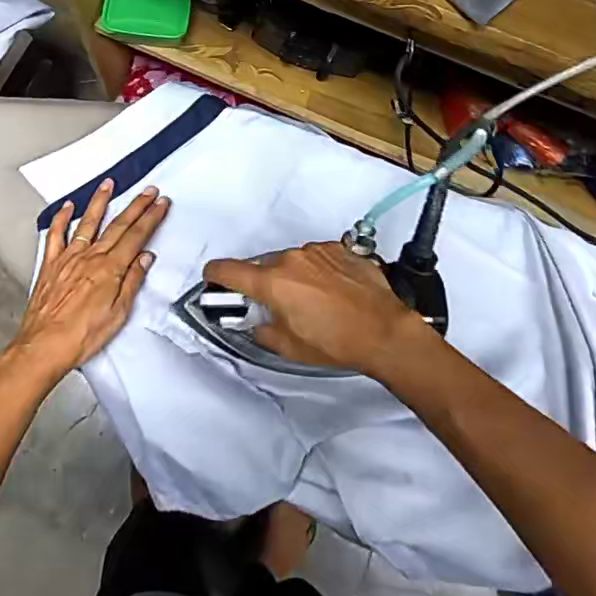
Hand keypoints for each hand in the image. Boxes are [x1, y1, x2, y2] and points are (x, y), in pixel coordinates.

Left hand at [2, 179, 170, 386]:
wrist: (40, 350)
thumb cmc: (78, 337)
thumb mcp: (118, 313)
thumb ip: (132, 282)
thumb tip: (144, 259)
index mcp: (110, 269)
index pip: (137, 235)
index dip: (152, 217)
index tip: (161, 204)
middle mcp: (89, 259)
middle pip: (118, 225)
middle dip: (137, 205)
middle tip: (149, 191)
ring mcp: (68, 260)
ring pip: (88, 223)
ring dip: (101, 202)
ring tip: (109, 185)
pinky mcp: (50, 267)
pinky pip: (56, 237)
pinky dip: (61, 219)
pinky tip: (67, 208)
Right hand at [204, 242, 427, 375]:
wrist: (382, 329)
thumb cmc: (338, 340)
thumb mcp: (288, 345)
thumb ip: (263, 328)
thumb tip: (258, 321)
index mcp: (274, 282)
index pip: (230, 270)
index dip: (217, 275)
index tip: (214, 278)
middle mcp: (294, 259)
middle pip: (265, 267)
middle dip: (267, 285)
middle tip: (279, 307)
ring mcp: (320, 251)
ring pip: (294, 261)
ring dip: (296, 277)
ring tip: (315, 303)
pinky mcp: (342, 249)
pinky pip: (319, 257)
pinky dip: (320, 271)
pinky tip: (332, 292)